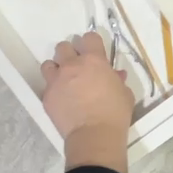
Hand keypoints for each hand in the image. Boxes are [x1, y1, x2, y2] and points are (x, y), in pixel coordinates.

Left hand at [40, 33, 133, 172]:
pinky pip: (47, 87)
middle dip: (70, 53)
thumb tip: (116, 75)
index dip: (91, 43)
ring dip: (56, 69)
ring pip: (49, 64)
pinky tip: (62, 100)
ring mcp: (56, 80)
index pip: (89, 38)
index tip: (95, 53)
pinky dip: (54, 90)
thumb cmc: (115, 113)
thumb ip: (117, 80)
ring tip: (64, 81)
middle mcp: (72, 65)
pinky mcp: (47, 96)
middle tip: (77, 67)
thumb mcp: (124, 93)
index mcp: (94, 61)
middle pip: (63, 46)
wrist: (94, 135)